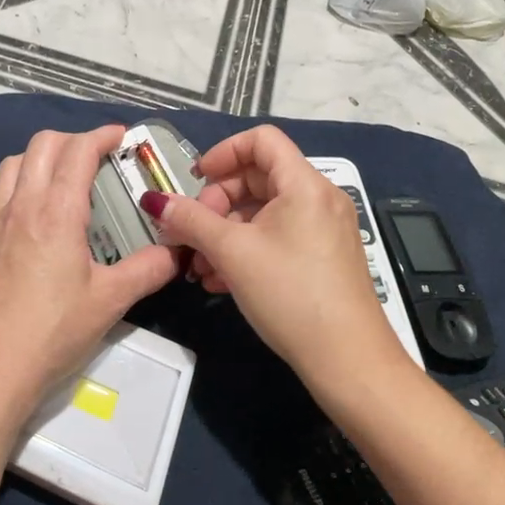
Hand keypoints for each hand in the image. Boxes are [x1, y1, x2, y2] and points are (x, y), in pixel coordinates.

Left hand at [0, 126, 180, 411]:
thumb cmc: (52, 331)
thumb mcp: (110, 302)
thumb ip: (148, 270)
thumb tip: (178, 251)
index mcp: (56, 211)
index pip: (77, 151)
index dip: (101, 135)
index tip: (122, 136)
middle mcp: (23, 204)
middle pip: (42, 144)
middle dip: (73, 139)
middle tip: (100, 156)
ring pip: (15, 162)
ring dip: (43, 156)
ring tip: (68, 177)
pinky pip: (3, 191)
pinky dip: (25, 182)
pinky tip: (42, 214)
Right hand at [140, 126, 400, 387]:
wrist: (350, 364)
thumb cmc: (290, 295)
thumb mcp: (232, 253)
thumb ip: (190, 220)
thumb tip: (154, 200)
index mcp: (304, 184)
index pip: (261, 140)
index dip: (223, 152)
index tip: (196, 180)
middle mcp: (319, 199)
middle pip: (258, 176)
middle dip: (217, 202)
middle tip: (193, 233)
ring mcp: (324, 230)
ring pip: (263, 212)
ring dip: (225, 232)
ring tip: (199, 266)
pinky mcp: (323, 260)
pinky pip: (277, 237)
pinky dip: (246, 249)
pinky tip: (220, 282)